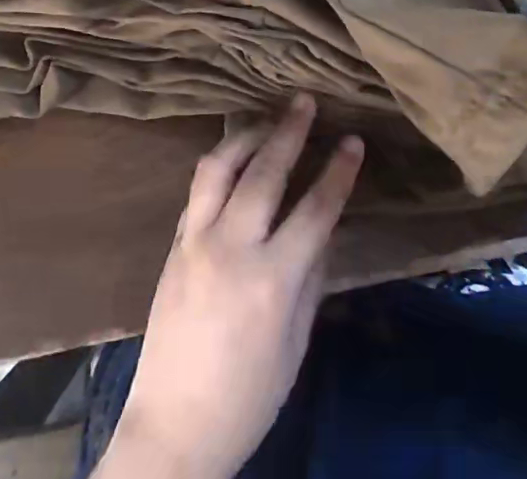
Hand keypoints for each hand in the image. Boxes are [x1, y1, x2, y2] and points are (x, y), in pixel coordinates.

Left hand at [98, 95, 363, 478]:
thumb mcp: (296, 340)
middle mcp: (230, 249)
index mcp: (271, 279)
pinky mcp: (173, 246)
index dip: (338, 171)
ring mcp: (194, 242)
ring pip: (218, 169)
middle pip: (264, 173)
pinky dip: (220, 165)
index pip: (315, 209)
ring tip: (268, 120)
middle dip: (289, 131)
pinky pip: (198, 191)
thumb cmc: (249, 393)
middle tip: (305, 100)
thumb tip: (323, 228)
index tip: (353, 141)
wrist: (174, 425)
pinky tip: (235, 158)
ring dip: (246, 137)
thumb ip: (311, 276)